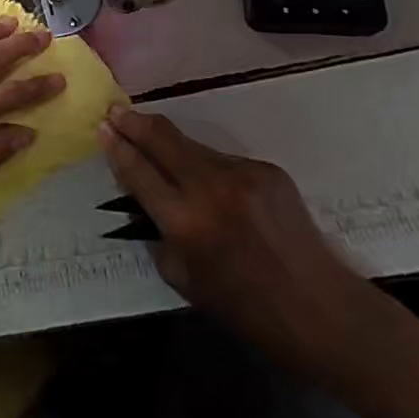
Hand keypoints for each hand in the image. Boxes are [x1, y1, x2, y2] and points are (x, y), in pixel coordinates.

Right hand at [99, 107, 353, 341]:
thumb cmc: (243, 306)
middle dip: (135, 123)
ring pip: (193, 146)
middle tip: (116, 112)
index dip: (117, 147)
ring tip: (150, 136)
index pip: (139, 171)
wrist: (315, 304)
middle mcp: (211, 188)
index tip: (103, 129)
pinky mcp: (267, 169)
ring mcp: (243, 173)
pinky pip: (223, 160)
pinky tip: (205, 179)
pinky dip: (206, 165)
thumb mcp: (182, 278)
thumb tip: (143, 198)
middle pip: (163, 140)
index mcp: (185, 222)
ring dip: (169, 143)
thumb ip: (157, 233)